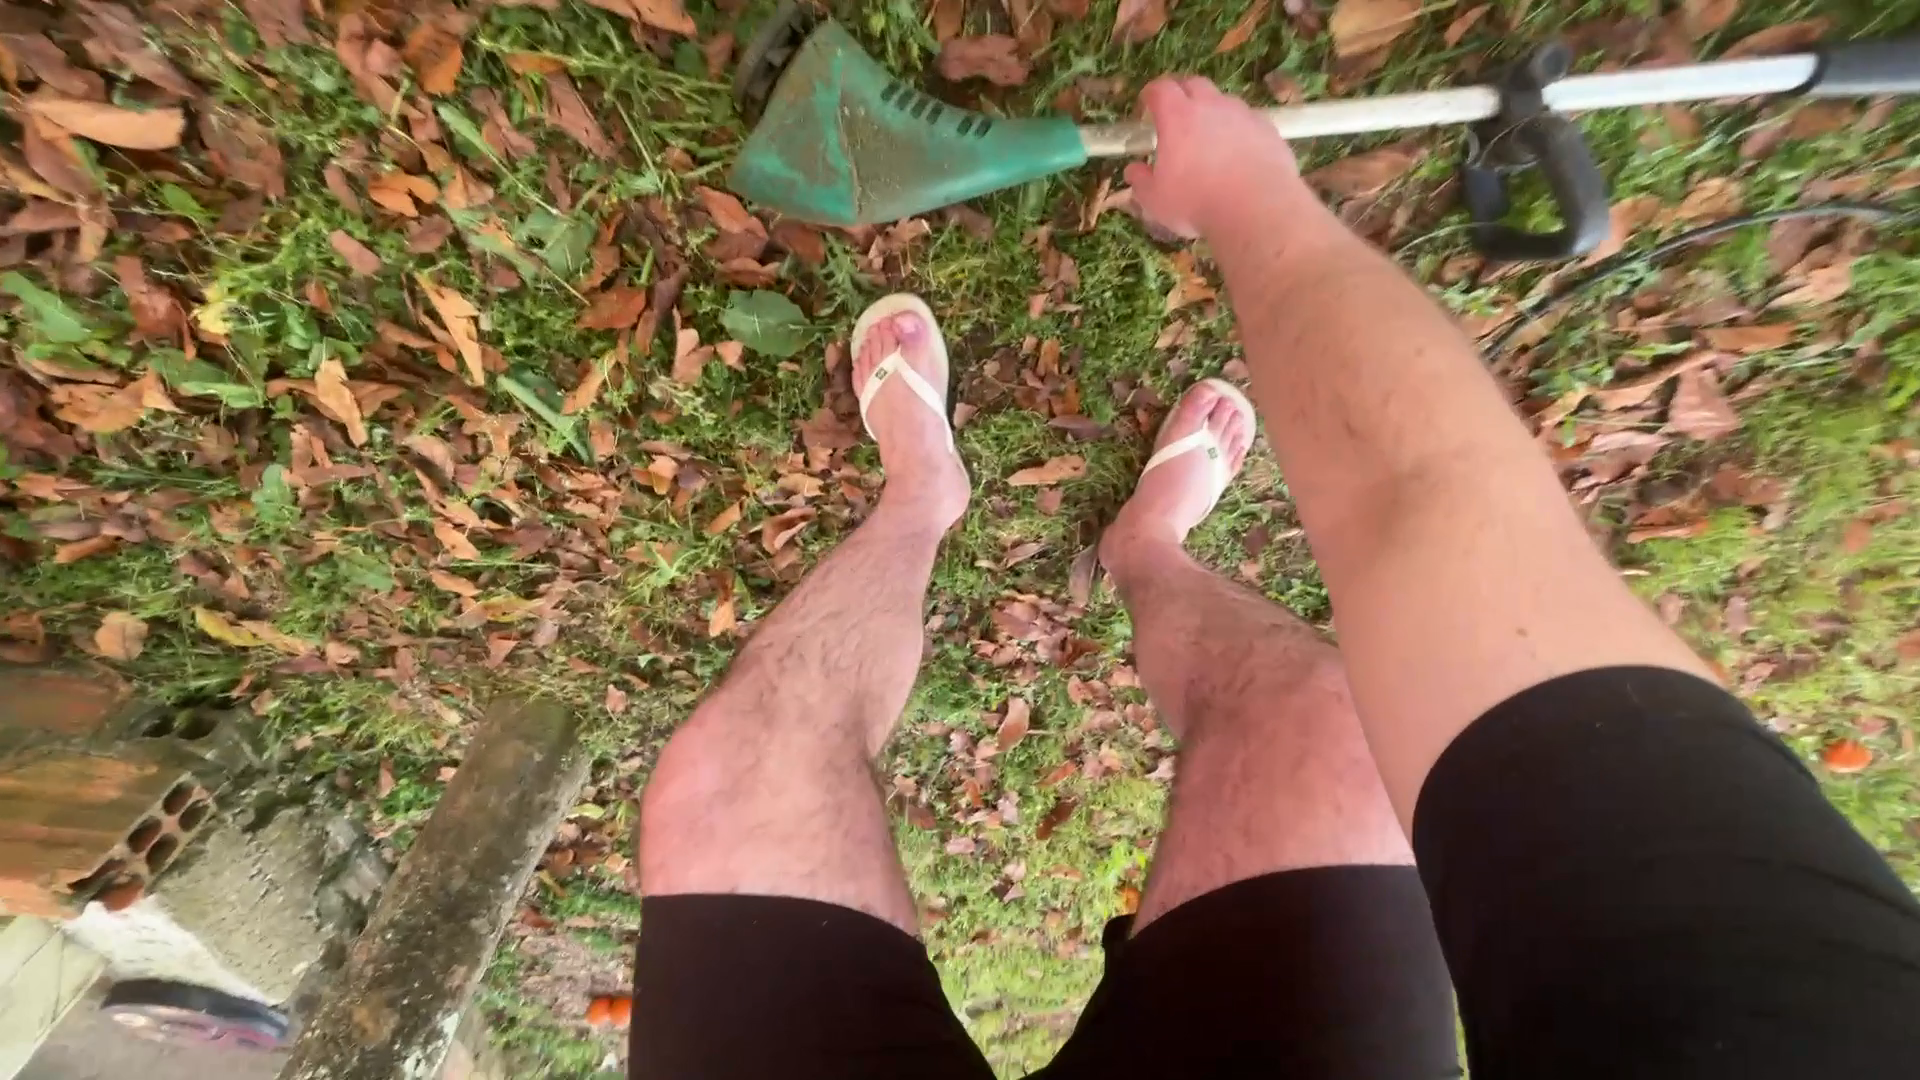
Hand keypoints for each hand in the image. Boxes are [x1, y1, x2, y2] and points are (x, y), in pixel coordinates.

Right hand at [1124, 77, 1303, 239]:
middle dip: (1182, 94)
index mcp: (1178, 118)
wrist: (1254, 207)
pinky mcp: (1266, 128)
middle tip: (1176, 115)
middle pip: (1194, 84)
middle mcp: (1211, 106)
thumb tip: (1132, 170)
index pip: (1161, 90)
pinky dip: (1237, 131)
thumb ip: (1141, 181)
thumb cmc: (1195, 203)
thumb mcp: (1156, 201)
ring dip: (1212, 113)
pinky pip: (1247, 121)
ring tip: (1208, 139)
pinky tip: (1236, 154)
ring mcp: (1242, 114)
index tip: (1146, 102)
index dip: (1151, 93)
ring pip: (1223, 102)